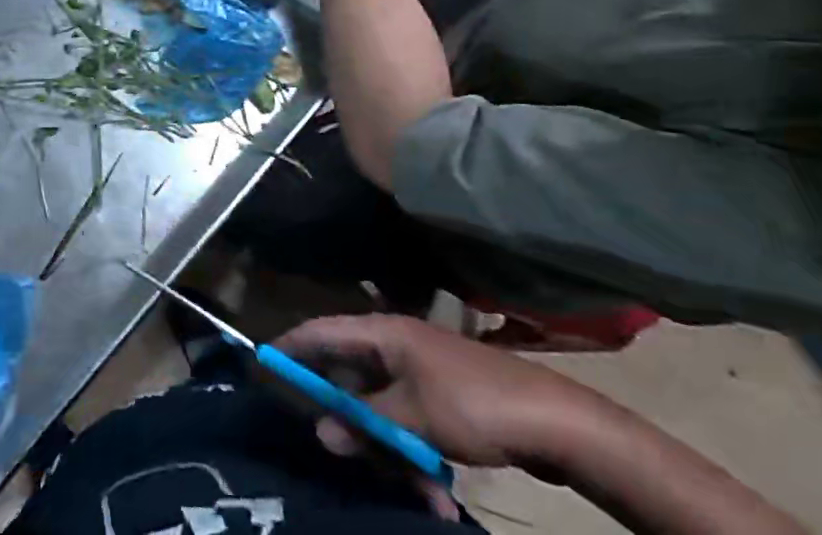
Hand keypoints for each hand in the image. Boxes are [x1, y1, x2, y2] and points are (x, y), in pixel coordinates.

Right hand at [275, 314, 609, 470]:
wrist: (555, 420)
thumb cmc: (473, 405)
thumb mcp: (411, 418)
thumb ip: (363, 423)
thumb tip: (322, 432)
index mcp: (386, 334)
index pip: (325, 330)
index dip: (294, 345)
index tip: (265, 361)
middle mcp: (399, 345)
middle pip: (353, 376)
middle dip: (349, 418)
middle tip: (338, 446)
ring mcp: (423, 371)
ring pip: (385, 408)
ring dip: (390, 449)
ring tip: (416, 487)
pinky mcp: (444, 397)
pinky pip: (412, 422)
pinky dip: (417, 452)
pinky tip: (436, 490)